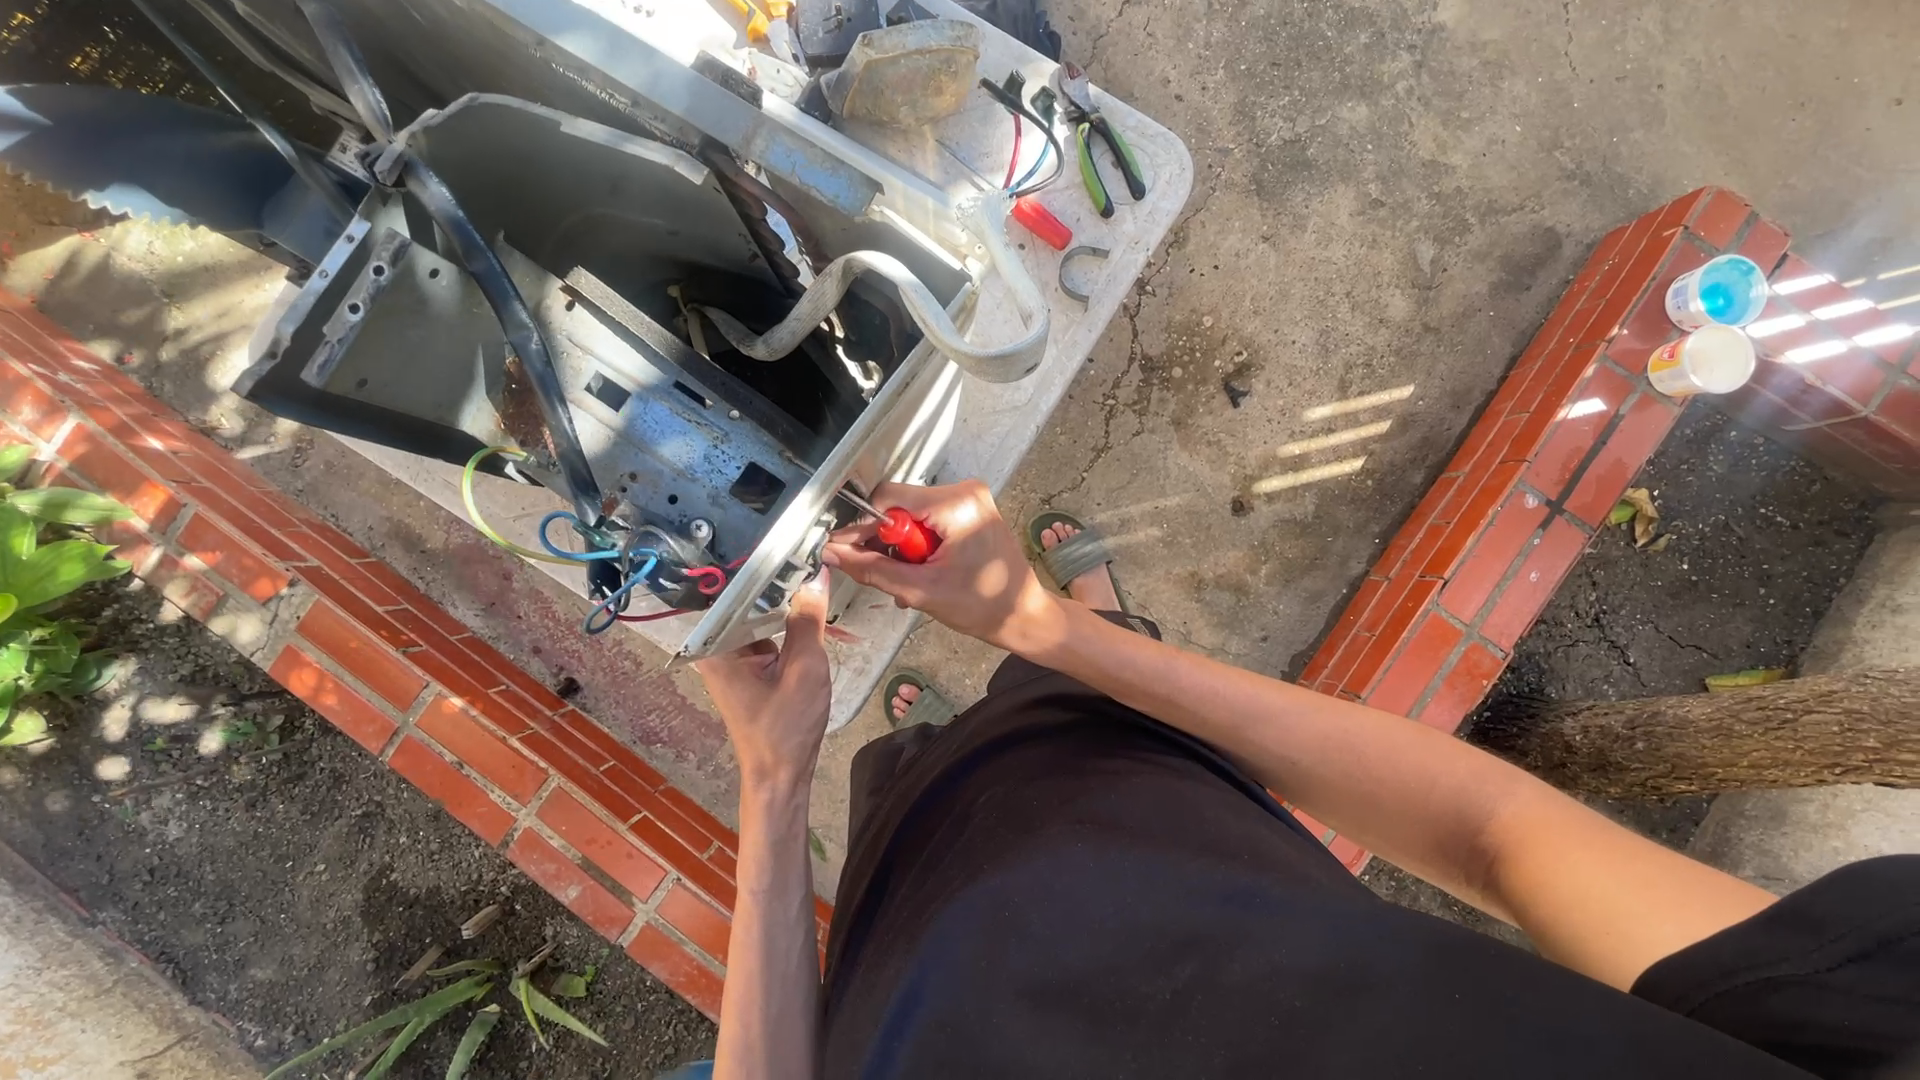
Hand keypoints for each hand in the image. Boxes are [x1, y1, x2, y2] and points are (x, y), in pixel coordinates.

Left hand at [695, 570, 832, 791]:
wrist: (780, 776)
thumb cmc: (787, 727)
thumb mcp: (805, 668)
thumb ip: (808, 618)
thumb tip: (817, 574)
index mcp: (717, 645)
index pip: (737, 590)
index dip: (766, 564)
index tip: (794, 539)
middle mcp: (716, 647)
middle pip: (748, 600)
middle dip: (780, 580)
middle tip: (812, 551)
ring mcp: (731, 658)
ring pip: (759, 616)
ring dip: (785, 601)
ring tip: (814, 571)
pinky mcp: (746, 668)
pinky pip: (765, 634)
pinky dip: (786, 623)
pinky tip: (809, 607)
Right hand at [821, 481, 1064, 654]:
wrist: (1024, 615)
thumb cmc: (985, 606)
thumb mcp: (920, 590)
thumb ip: (873, 570)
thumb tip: (836, 554)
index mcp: (956, 505)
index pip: (888, 498)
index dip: (862, 526)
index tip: (845, 549)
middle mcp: (965, 492)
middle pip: (899, 506)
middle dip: (884, 542)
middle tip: (877, 572)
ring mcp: (970, 500)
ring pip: (911, 516)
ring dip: (901, 549)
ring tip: (906, 581)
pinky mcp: (971, 511)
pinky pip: (929, 520)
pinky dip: (918, 546)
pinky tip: (920, 573)